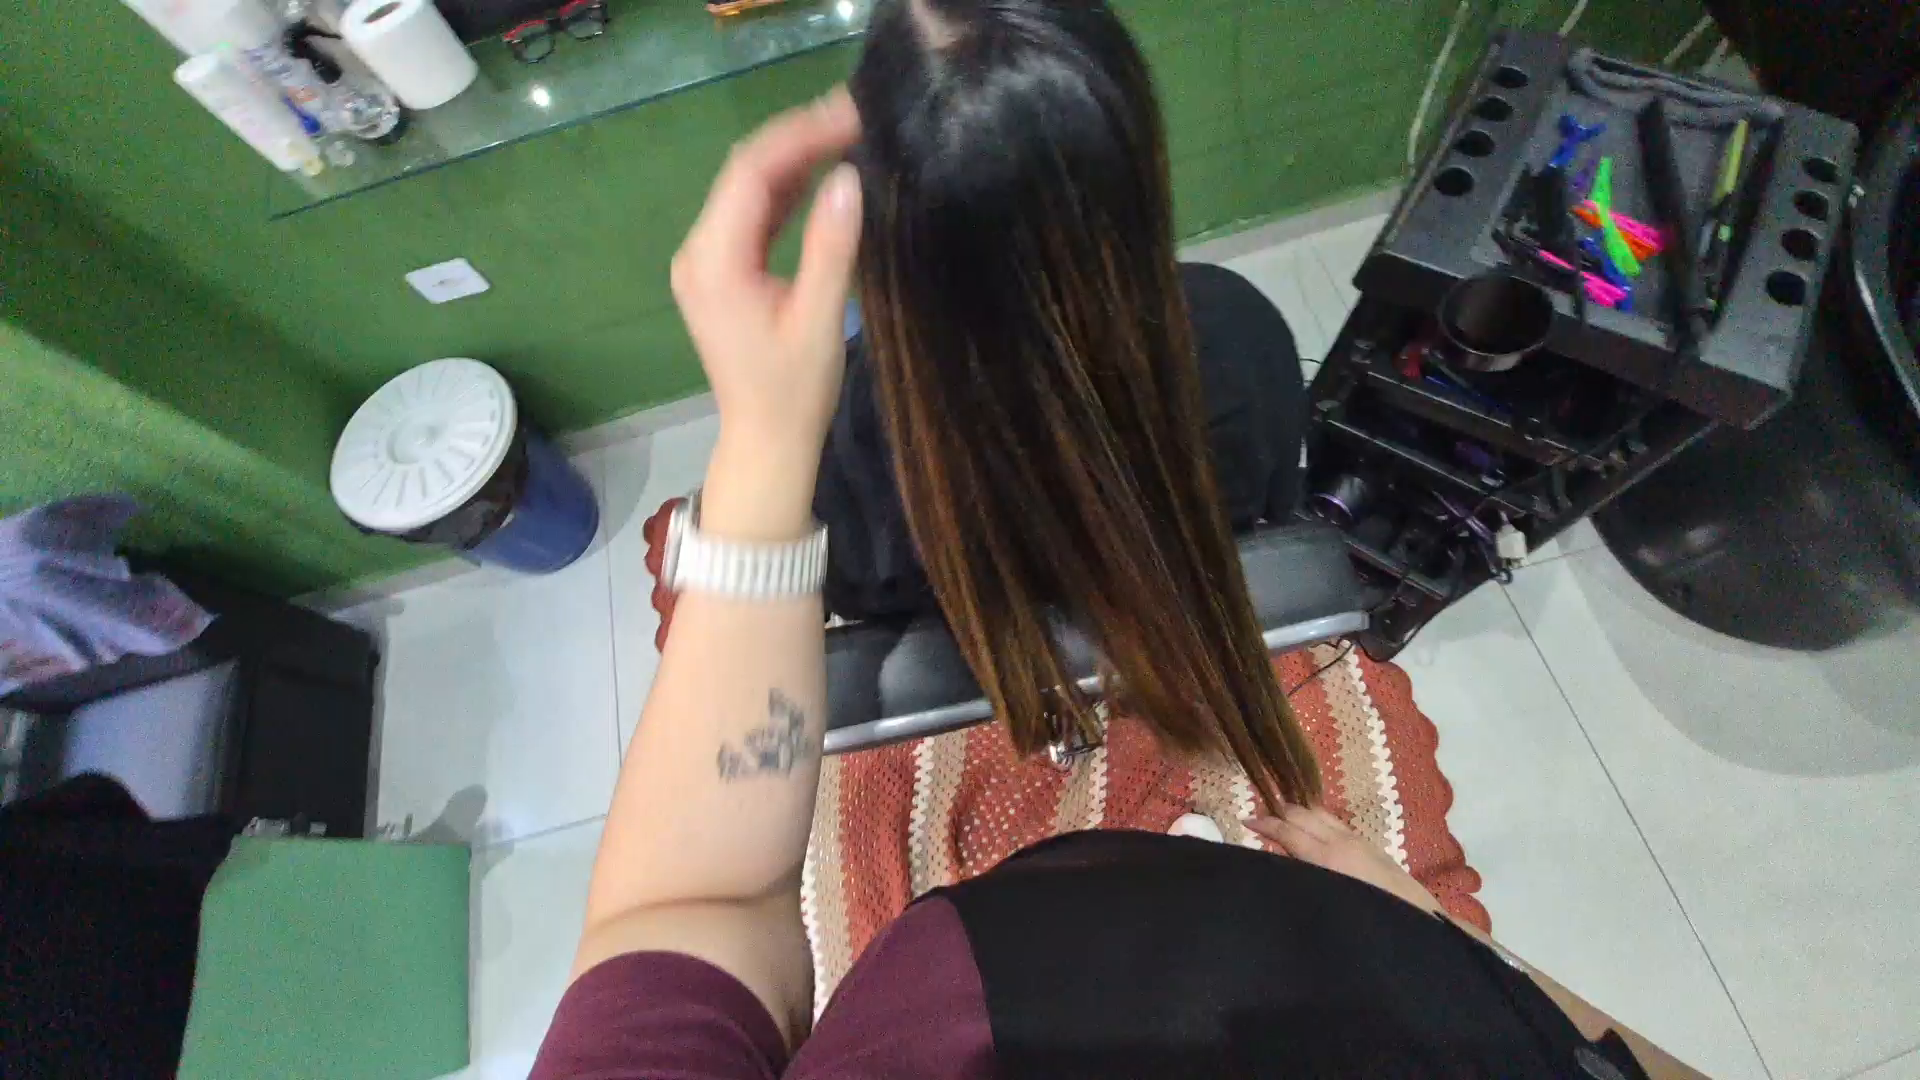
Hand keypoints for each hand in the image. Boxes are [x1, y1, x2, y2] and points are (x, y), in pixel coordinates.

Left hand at [670, 89, 862, 538]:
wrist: (766, 441)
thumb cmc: (794, 392)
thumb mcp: (818, 321)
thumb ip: (831, 248)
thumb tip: (848, 178)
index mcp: (715, 261)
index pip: (752, 173)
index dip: (800, 136)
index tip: (850, 115)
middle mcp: (697, 253)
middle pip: (745, 176)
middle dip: (798, 142)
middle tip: (854, 120)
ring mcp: (704, 264)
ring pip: (747, 194)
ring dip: (793, 166)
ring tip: (844, 140)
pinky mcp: (719, 275)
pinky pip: (749, 221)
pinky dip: (783, 198)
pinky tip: (818, 181)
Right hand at [1247, 805, 1443, 916]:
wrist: (1424, 925)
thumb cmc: (1373, 920)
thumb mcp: (1331, 903)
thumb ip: (1304, 877)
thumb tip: (1280, 862)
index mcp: (1328, 857)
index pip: (1287, 831)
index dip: (1264, 824)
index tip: (1244, 821)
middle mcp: (1340, 840)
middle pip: (1301, 814)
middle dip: (1277, 811)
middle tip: (1258, 816)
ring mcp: (1357, 839)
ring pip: (1318, 813)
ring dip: (1296, 811)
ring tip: (1280, 816)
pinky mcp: (1368, 844)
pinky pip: (1332, 821)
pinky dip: (1314, 817)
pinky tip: (1310, 826)